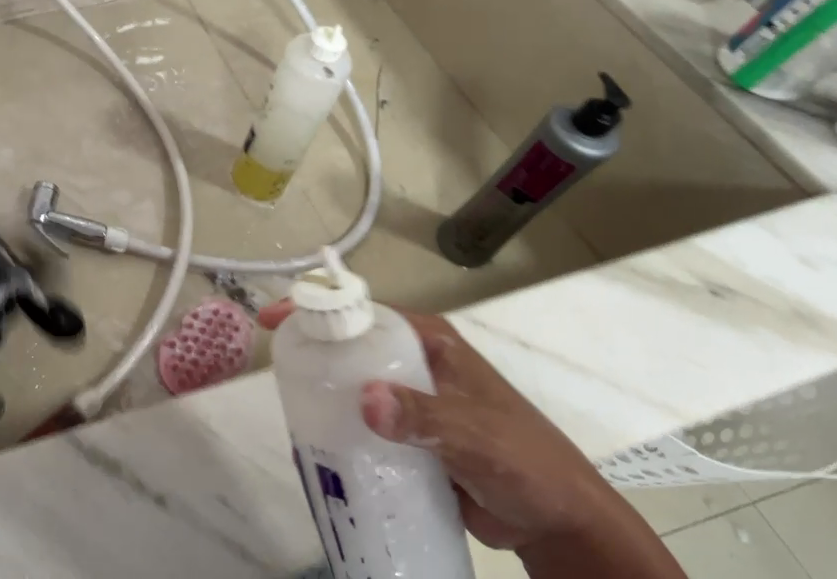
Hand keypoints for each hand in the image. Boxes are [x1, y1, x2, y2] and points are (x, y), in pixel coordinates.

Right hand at [260, 302, 627, 552]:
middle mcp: (416, 363)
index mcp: (431, 343)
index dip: (318, 309)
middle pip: (351, 347)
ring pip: (353, 387)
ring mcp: (412, 401)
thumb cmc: (527, 464)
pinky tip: (320, 448)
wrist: (560, 526)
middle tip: (277, 374)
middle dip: (313, 355)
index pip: (364, 312)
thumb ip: (426, 417)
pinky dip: (339, 432)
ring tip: (291, 414)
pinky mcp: (409, 438)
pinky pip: (364, 426)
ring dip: (322, 397)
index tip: (275, 321)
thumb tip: (366, 400)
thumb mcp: (477, 435)